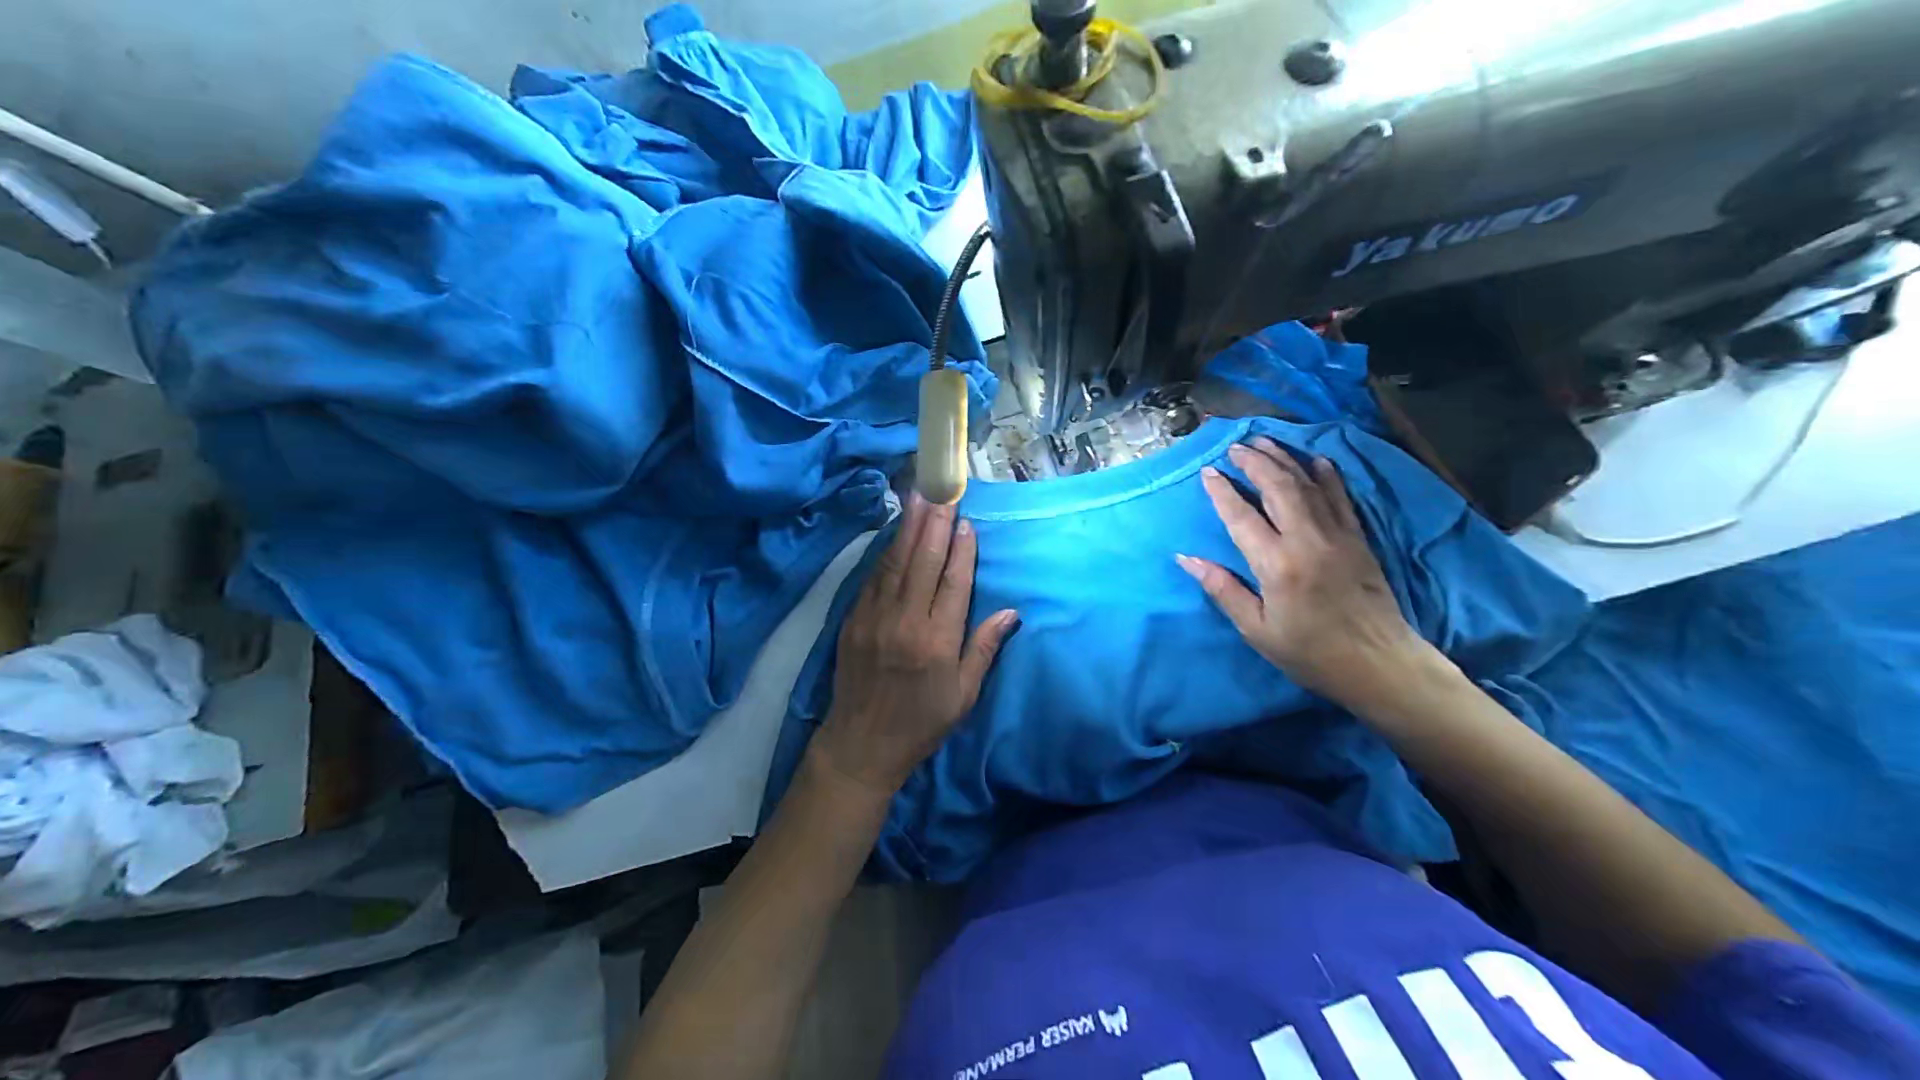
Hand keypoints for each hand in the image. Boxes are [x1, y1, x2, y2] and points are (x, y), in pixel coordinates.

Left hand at [811, 494, 1019, 799]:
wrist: (861, 744)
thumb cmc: (921, 723)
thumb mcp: (963, 695)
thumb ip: (984, 649)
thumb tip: (1012, 611)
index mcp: (937, 641)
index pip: (954, 583)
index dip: (961, 551)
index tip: (966, 523)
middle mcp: (906, 621)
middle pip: (923, 562)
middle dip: (935, 525)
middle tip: (942, 492)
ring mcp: (875, 617)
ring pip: (895, 563)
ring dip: (909, 528)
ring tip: (919, 498)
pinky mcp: (854, 620)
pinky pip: (873, 578)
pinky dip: (886, 552)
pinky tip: (894, 533)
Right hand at [1176, 436, 1433, 708]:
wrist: (1378, 664)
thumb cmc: (1309, 652)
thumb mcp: (1257, 629)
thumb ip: (1223, 589)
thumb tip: (1187, 559)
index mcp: (1277, 565)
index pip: (1242, 517)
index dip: (1223, 492)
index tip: (1208, 471)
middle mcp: (1307, 540)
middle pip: (1278, 488)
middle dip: (1255, 463)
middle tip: (1235, 447)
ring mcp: (1338, 535)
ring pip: (1308, 485)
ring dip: (1285, 460)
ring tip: (1264, 443)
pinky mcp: (1359, 539)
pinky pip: (1341, 497)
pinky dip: (1327, 475)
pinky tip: (1316, 460)